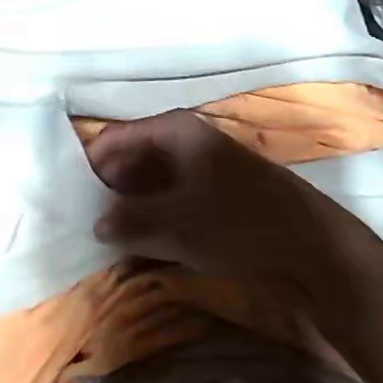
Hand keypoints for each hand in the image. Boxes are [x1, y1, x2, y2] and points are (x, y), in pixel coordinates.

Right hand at [86, 110, 325, 276]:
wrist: (312, 249)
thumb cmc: (237, 222)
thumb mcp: (174, 223)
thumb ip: (128, 221)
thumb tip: (97, 223)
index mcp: (174, 132)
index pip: (116, 138)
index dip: (91, 164)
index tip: (70, 195)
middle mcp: (186, 142)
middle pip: (133, 160)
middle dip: (110, 191)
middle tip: (87, 221)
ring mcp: (203, 169)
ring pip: (151, 185)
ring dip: (131, 211)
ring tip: (110, 240)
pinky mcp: (216, 196)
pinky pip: (172, 203)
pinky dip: (155, 223)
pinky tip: (141, 251)